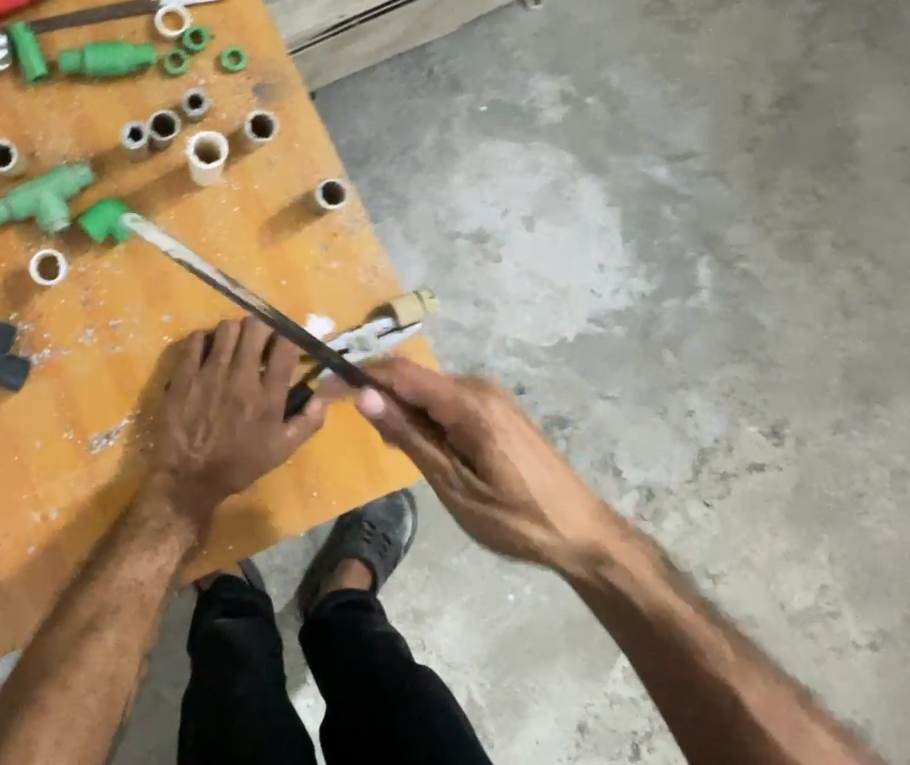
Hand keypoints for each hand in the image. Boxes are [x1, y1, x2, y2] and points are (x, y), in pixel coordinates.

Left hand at [144, 318, 326, 524]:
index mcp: (268, 397)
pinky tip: (206, 351)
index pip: (284, 347)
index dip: (286, 337)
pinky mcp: (185, 374)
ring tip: (232, 344)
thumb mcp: (281, 451)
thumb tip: (324, 396)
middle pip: (255, 328)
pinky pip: (196, 339)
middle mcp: (242, 378)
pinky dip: (204, 339)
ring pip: (226, 327)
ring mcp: (210, 373)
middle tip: (257, 340)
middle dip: (260, 329)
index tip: (283, 342)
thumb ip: (307, 423)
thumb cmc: (237, 465)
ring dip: (233, 331)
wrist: (188, 476)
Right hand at [353, 358, 627, 575]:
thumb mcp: (452, 484)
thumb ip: (408, 436)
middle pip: (412, 379)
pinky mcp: (497, 410)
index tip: (324, 388)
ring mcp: (491, 397)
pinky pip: (447, 402)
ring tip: (398, 452)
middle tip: (367, 437)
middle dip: (380, 397)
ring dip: (403, 411)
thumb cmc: (515, 518)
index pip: (399, 373)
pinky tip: (426, 449)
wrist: (585, 535)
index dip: (358, 375)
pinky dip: (425, 418)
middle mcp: (478, 388)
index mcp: (468, 403)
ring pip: (428, 391)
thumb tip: (364, 395)